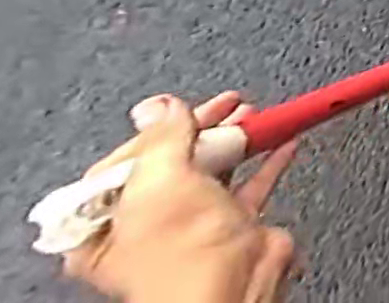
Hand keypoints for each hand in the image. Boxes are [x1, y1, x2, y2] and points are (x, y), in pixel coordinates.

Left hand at [64, 92, 299, 302]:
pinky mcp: (234, 225)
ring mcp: (193, 226)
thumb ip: (163, 137)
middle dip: (202, 128)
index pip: (122, 165)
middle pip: (173, 162)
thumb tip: (156, 105)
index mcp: (106, 227)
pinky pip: (253, 181)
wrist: (234, 284)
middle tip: (223, 105)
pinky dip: (270, 157)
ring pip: (214, 168)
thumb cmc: (183, 255)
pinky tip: (282, 139)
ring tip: (251, 113)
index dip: (153, 131)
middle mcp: (147, 228)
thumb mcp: (163, 180)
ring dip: (235, 137)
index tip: (180, 107)